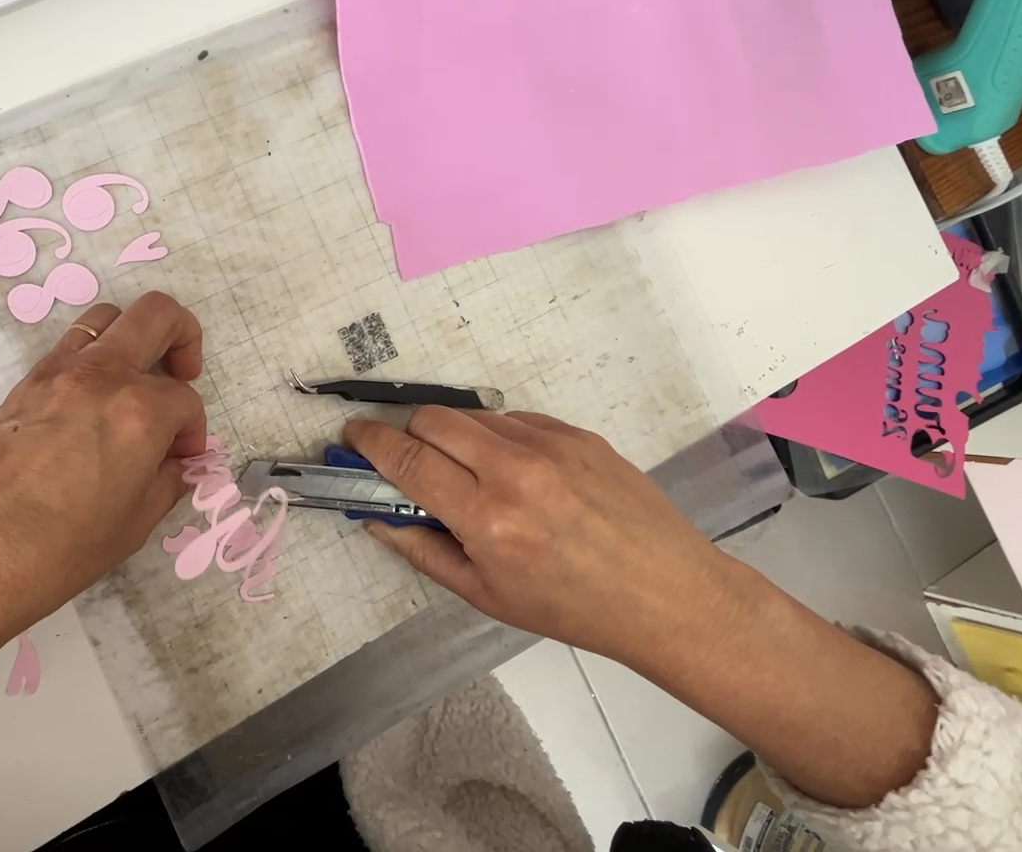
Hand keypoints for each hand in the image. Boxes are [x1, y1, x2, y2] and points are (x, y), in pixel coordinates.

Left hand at [0, 292, 206, 656]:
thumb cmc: (62, 549)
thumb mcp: (135, 523)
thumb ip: (167, 480)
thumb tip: (176, 462)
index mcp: (141, 411)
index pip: (186, 400)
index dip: (193, 429)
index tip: (182, 457)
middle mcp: (104, 374)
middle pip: (158, 315)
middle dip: (184, 337)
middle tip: (183, 374)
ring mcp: (61, 370)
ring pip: (109, 317)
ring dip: (134, 336)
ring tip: (136, 378)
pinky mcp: (28, 379)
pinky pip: (73, 344)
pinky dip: (95, 355)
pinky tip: (95, 399)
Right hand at [345, 408, 736, 662]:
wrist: (669, 595)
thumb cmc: (571, 607)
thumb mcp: (485, 595)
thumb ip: (421, 550)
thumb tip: (376, 517)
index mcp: (487, 518)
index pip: (407, 459)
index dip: (370, 442)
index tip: (352, 437)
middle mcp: (514, 471)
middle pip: (431, 419)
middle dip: (407, 432)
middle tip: (411, 458)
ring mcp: (550, 445)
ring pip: (471, 414)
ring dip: (453, 435)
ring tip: (470, 472)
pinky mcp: (577, 433)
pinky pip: (513, 419)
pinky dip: (496, 437)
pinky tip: (515, 471)